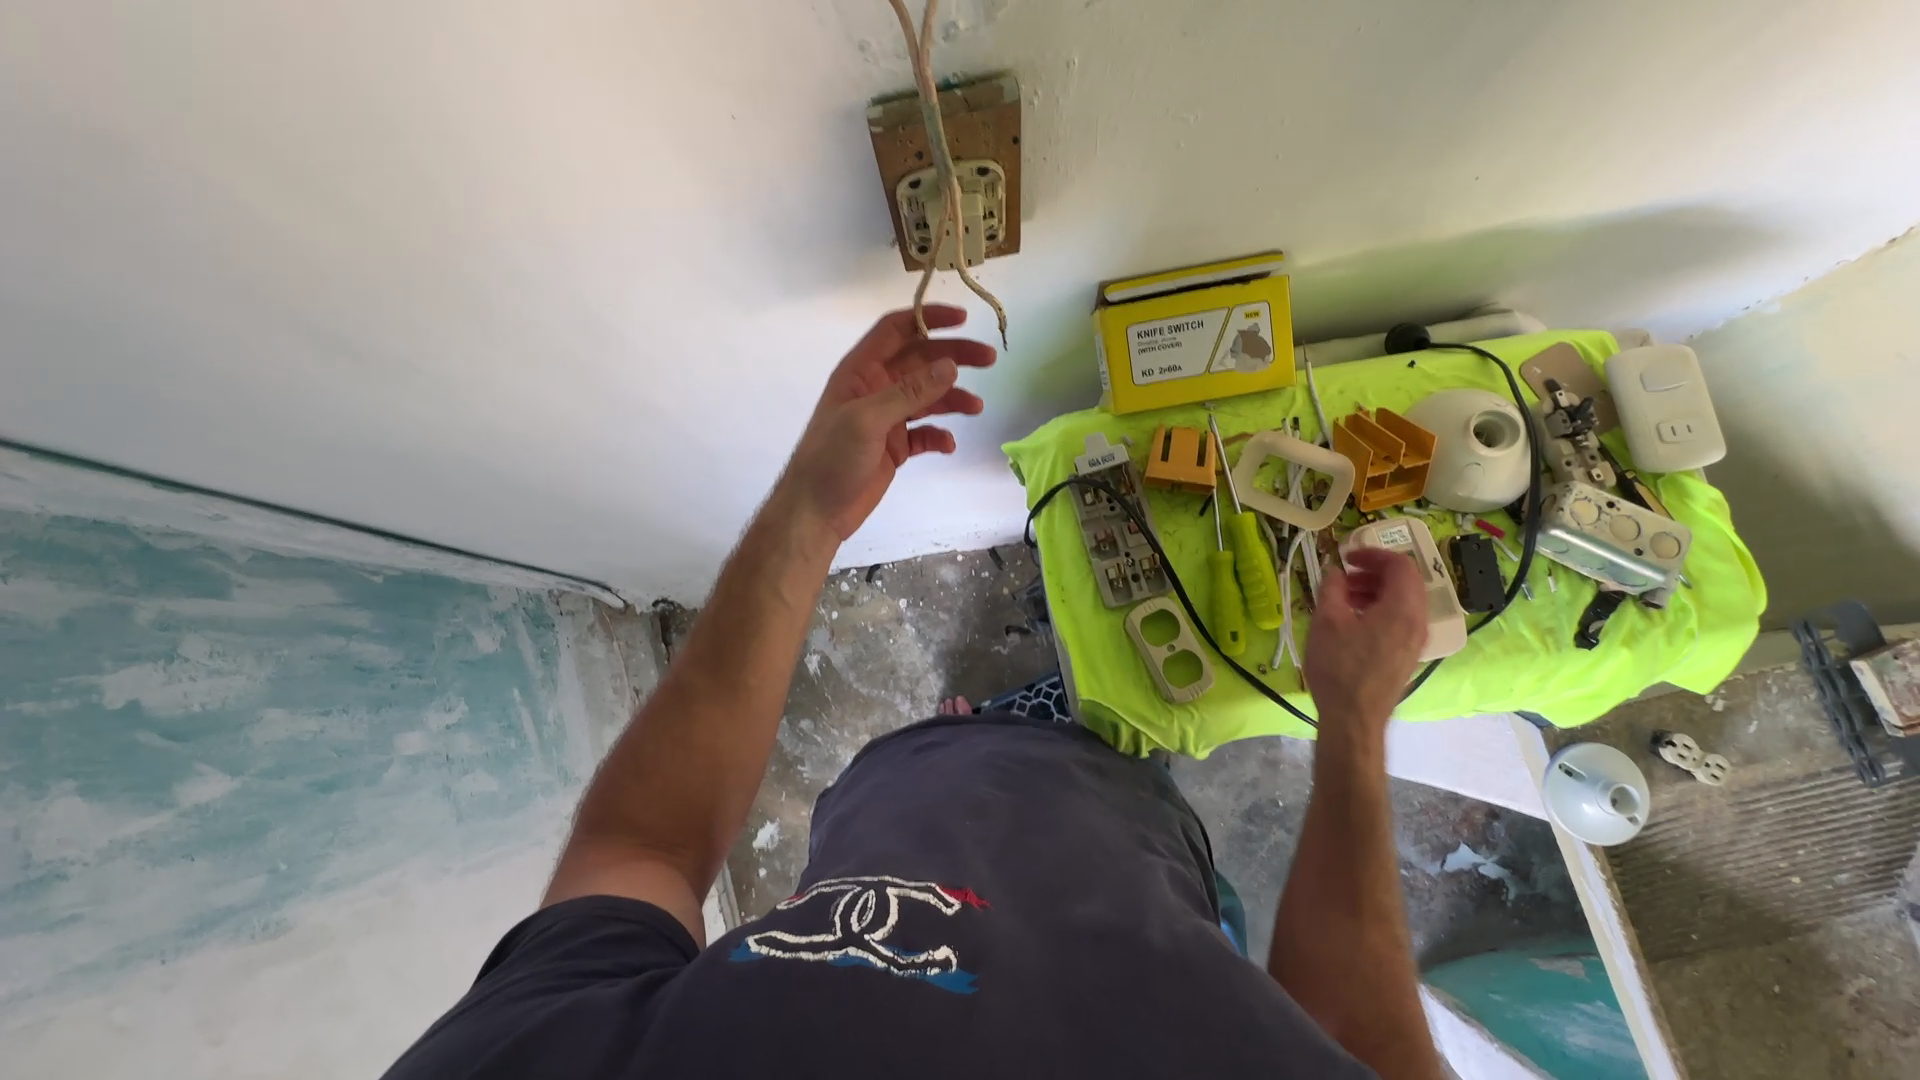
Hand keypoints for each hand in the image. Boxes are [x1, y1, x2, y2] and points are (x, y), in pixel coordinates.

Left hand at [772, 305, 996, 542]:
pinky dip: (940, 435)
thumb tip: (951, 366)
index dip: (929, 319)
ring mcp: (886, 418)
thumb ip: (909, 392)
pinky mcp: (895, 446)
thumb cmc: (831, 459)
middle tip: (988, 359)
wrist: (816, 511)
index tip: (963, 319)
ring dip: (953, 398)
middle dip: (954, 357)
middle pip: (921, 361)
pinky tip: (948, 444)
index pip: (897, 330)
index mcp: (861, 371)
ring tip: (976, 407)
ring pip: (927, 397)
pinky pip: (925, 432)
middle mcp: (875, 388)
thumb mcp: (868, 420)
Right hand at [1302, 548, 1428, 734]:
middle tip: (1345, 576)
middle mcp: (1418, 622)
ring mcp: (1416, 641)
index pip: (1401, 565)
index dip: (1373, 554)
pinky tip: (1353, 622)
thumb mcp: (1326, 621)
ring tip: (1345, 598)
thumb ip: (1332, 589)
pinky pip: (1401, 620)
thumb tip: (1336, 573)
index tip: (1347, 556)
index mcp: (1403, 608)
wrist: (1354, 718)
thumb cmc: (1339, 668)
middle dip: (1375, 572)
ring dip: (1377, 591)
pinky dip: (1381, 610)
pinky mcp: (1408, 656)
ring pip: (1404, 602)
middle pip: (1406, 582)